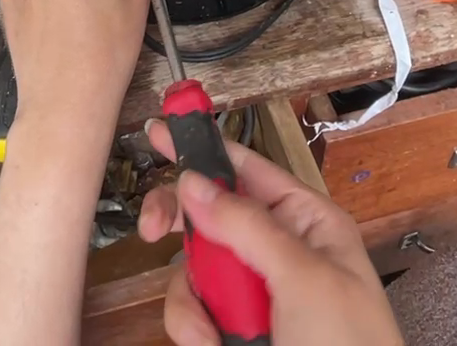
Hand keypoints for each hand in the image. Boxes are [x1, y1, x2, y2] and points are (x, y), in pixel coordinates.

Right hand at [138, 120, 402, 345]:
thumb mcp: (303, 278)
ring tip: (208, 335)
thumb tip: (191, 180)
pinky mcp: (233, 329)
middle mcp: (275, 248)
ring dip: (191, 299)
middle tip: (151, 231)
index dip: (202, 147)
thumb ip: (245, 225)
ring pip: (195, 267)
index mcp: (304, 220)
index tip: (156, 130)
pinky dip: (192, 329)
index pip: (245, 167)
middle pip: (210, 212)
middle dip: (180, 222)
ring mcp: (252, 291)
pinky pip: (194, 310)